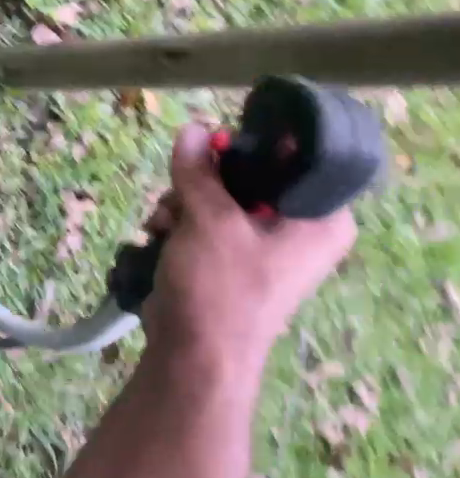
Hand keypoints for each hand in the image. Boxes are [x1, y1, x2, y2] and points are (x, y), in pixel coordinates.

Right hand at [141, 124, 356, 376]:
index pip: (292, 165)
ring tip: (161, 227)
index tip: (207, 154)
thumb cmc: (220, 286)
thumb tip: (191, 130)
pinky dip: (175, 226)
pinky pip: (200, 224)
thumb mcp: (208, 222)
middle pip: (242, 181)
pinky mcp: (228, 260)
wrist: (195, 347)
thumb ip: (199, 174)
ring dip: (177, 207)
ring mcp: (261, 248)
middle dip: (196, 188)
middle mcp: (298, 232)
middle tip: (177, 204)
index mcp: (320, 221)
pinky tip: (157, 237)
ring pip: (212, 201)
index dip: (247, 153)